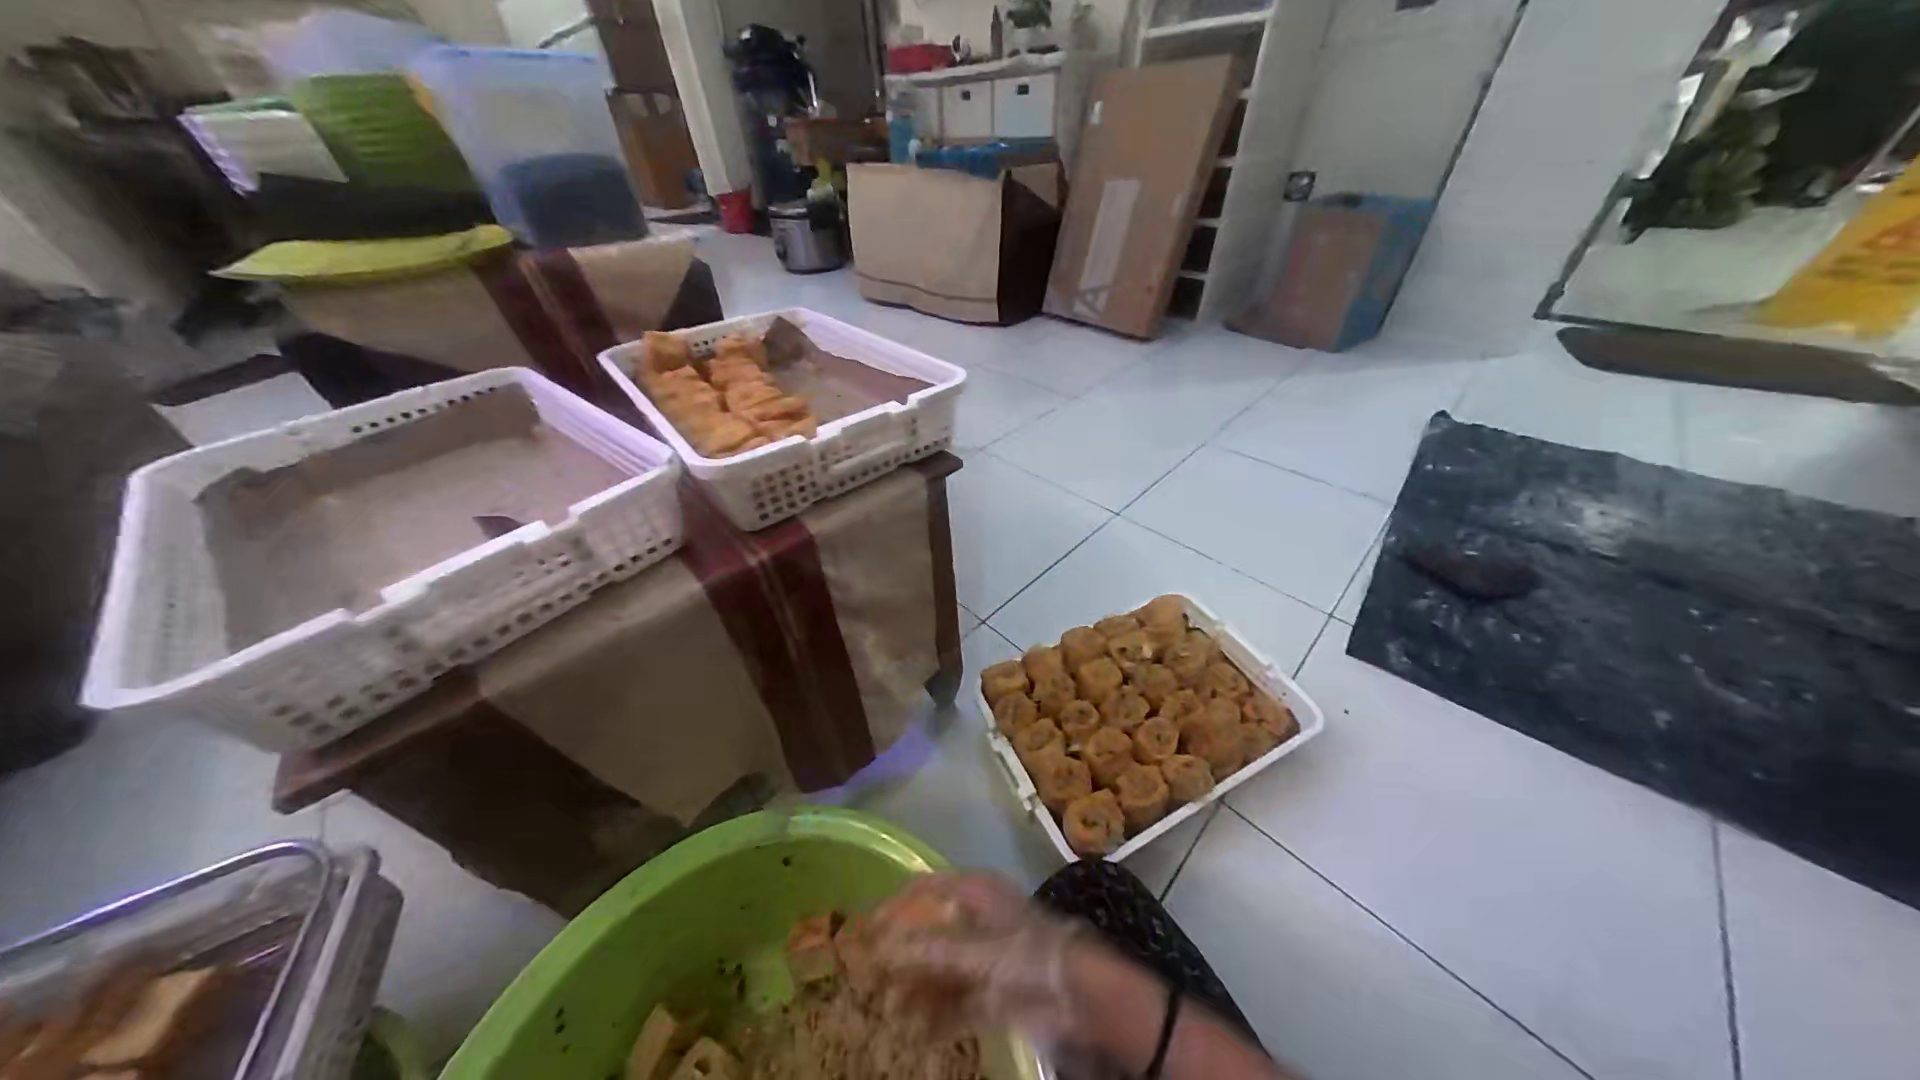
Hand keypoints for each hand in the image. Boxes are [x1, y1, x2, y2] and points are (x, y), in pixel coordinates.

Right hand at [868, 872, 1082, 1039]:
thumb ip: (927, 949)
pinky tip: (915, 1032)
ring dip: (916, 990)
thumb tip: (882, 948)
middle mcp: (978, 921)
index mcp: (976, 893)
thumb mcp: (975, 948)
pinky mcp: (994, 994)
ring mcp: (986, 959)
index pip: (928, 888)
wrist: (1079, 993)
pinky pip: (958, 1003)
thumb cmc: (1026, 951)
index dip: (897, 904)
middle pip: (931, 933)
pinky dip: (937, 1016)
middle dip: (904, 955)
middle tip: (871, 975)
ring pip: (941, 971)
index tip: (868, 926)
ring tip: (889, 1009)